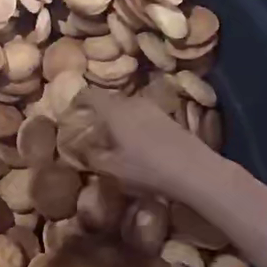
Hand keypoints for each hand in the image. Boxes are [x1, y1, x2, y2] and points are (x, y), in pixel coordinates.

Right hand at [75, 87, 228, 204]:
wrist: (195, 170)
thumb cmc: (148, 169)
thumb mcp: (113, 169)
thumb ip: (93, 156)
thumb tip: (80, 149)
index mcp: (115, 111)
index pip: (90, 95)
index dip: (78, 101)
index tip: (71, 112)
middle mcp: (133, 102)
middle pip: (109, 100)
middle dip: (97, 111)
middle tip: (89, 127)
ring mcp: (153, 108)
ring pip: (127, 106)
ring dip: (116, 117)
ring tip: (111, 135)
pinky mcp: (168, 117)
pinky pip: (141, 114)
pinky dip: (132, 122)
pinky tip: (135, 141)